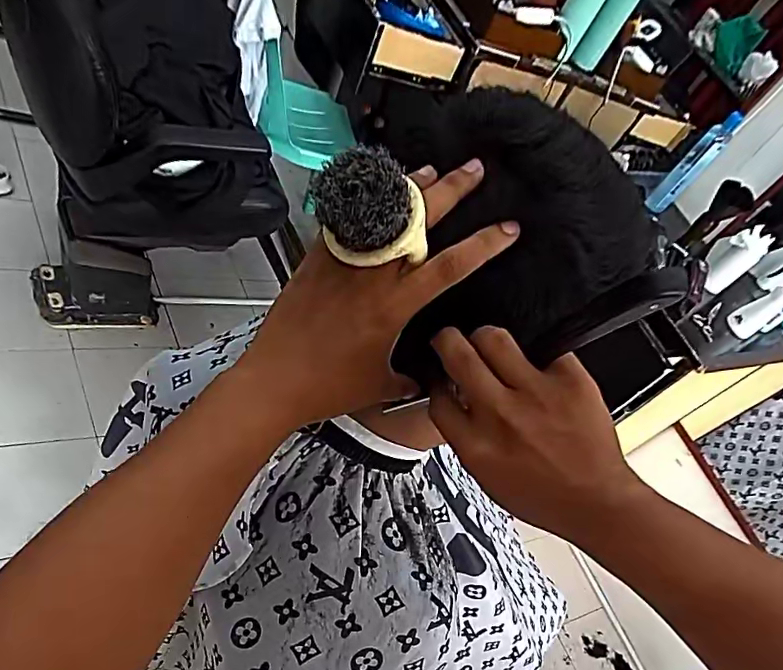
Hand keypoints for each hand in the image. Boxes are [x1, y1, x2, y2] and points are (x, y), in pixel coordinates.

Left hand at [231, 160, 519, 428]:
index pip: (448, 266)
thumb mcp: (378, 385)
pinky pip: (345, 219)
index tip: (507, 229)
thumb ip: (406, 379)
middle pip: (418, 220)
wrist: (276, 379)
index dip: (483, 245)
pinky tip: (376, 192)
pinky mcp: (317, 259)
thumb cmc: (325, 386)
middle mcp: (370, 276)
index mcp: (392, 308)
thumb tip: (420, 379)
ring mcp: (342, 262)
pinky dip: (365, 202)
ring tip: (430, 170)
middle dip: (452, 189)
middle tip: (473, 169)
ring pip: (381, 211)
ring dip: (410, 187)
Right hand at [427, 326, 653, 538]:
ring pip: (494, 338)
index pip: (439, 399)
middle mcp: (501, 415)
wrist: (596, 501)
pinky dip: (538, 355)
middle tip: (451, 341)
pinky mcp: (569, 379)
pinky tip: (539, 367)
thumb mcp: (490, 481)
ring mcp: (536, 393)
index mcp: (476, 446)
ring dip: (486, 338)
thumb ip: (470, 442)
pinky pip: (543, 348)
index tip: (443, 381)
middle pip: (457, 355)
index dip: (438, 385)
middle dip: (447, 341)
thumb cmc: (548, 498)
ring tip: (491, 346)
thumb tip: (460, 411)